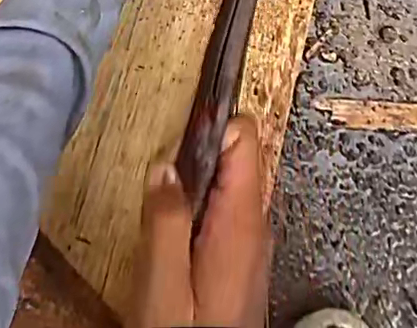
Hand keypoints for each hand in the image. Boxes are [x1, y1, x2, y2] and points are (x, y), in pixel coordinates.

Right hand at [132, 116, 269, 327]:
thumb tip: (165, 165)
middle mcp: (255, 223)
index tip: (178, 142)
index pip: (244, 138)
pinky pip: (222, 212)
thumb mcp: (165, 288)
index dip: (211, 128)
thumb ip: (165, 220)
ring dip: (193, 188)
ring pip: (225, 185)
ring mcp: (251, 241)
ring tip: (162, 212)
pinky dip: (198, 211)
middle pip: (234, 158)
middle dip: (196, 160)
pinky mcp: (241, 259)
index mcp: (242, 219)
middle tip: (161, 186)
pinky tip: (174, 241)